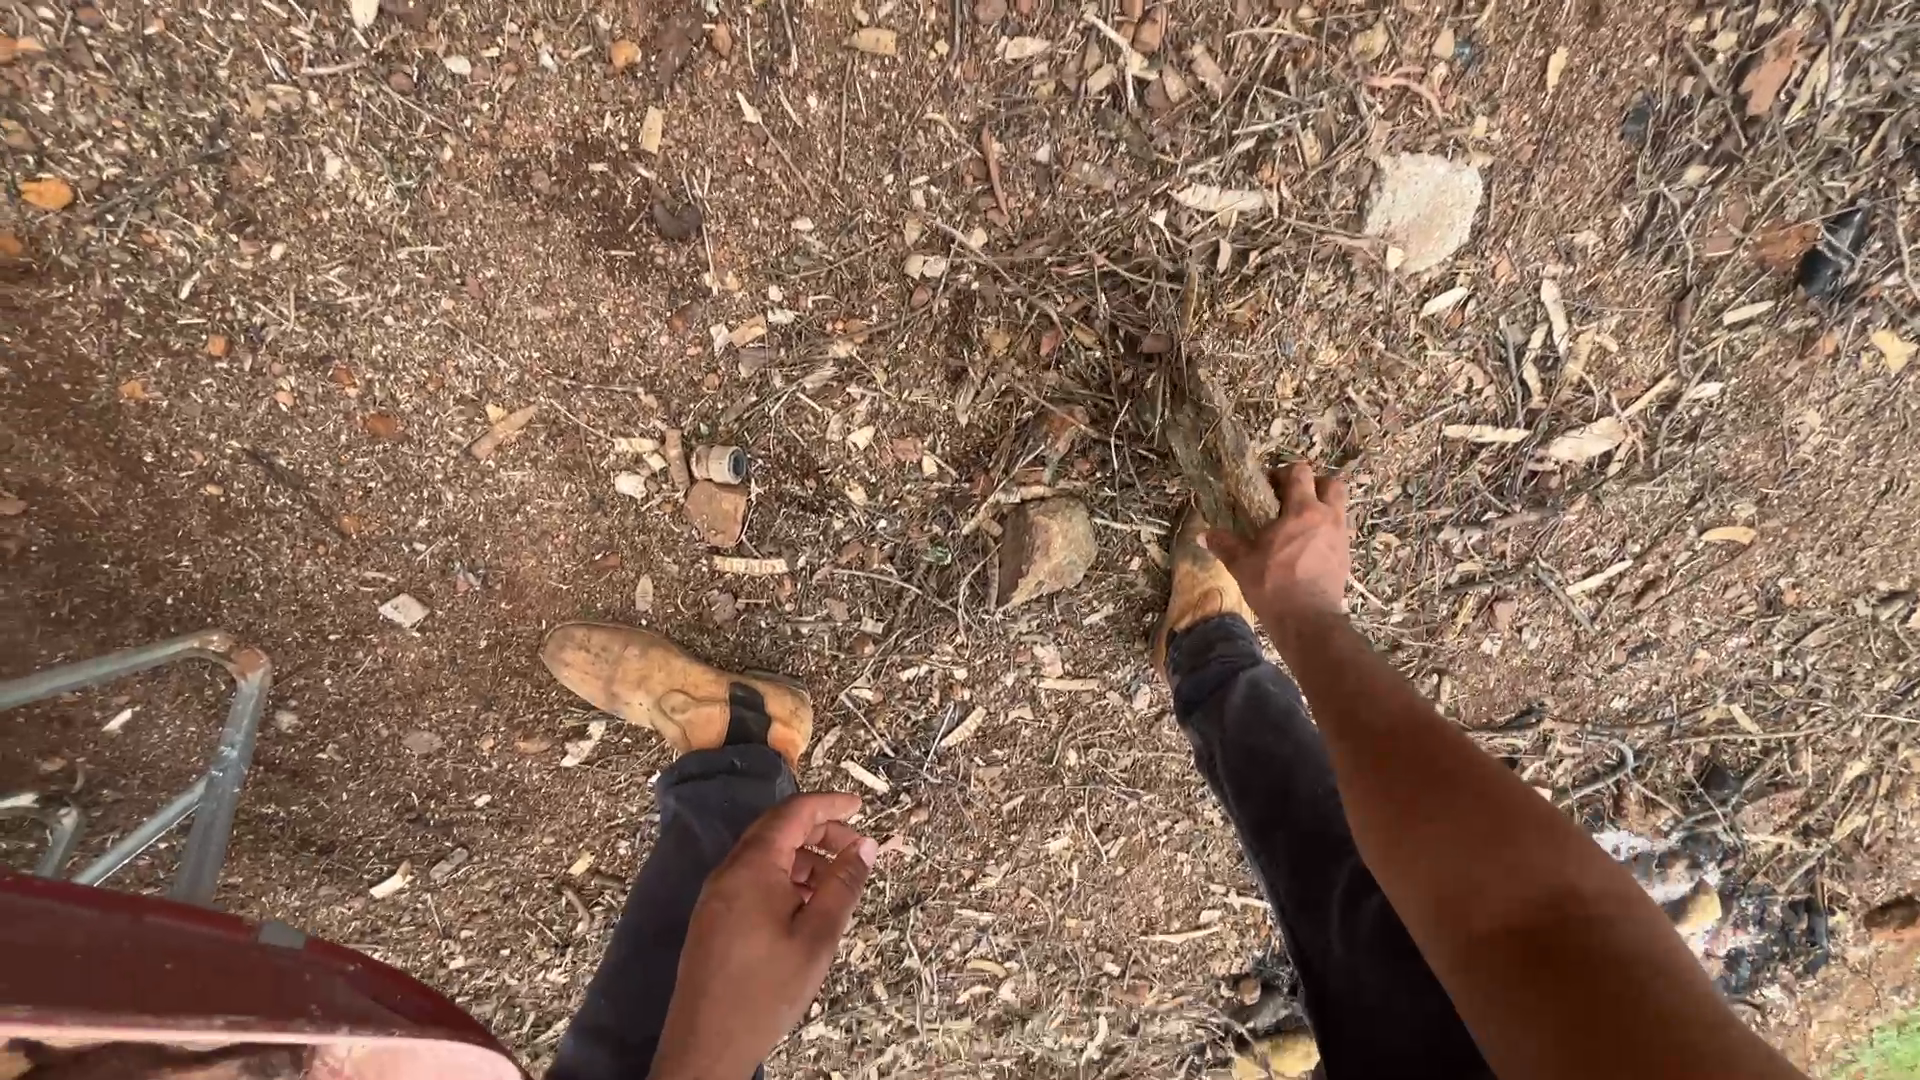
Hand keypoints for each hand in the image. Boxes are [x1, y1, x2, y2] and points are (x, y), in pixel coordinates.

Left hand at [650, 793, 876, 1079]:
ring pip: (767, 856)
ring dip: (805, 859)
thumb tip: (865, 845)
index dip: (830, 804)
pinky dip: (786, 879)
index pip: (794, 813)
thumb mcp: (817, 937)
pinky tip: (807, 906)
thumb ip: (843, 885)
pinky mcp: (714, 917)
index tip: (860, 807)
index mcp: (753, 866)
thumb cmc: (766, 990)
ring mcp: (718, 894)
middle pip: (779, 830)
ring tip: (836, 884)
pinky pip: (754, 879)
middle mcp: (730, 870)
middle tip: (856, 849)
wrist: (704, 1049)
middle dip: (821, 832)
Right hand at [1205, 462, 1350, 627]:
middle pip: (1331, 484)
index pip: (1300, 473)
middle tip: (1292, 498)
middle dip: (1314, 484)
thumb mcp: (1241, 562)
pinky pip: (1339, 532)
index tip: (1268, 486)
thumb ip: (1223, 543)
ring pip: (1339, 507)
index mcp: (1301, 511)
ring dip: (1322, 507)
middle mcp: (1327, 517)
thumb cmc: (1273, 584)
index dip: (1283, 473)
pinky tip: (1307, 547)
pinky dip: (1325, 531)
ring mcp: (1341, 537)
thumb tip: (1201, 535)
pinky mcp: (1345, 556)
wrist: (1307, 619)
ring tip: (1299, 523)